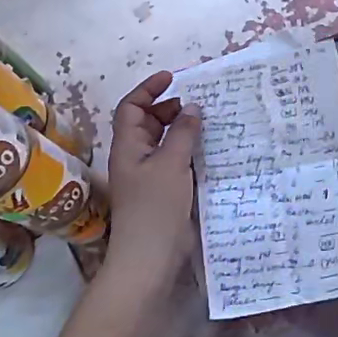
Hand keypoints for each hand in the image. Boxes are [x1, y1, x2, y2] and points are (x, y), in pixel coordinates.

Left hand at [104, 71, 201, 287]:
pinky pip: (175, 160)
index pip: (132, 107)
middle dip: (169, 108)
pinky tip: (209, 150)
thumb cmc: (155, 206)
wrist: (150, 258)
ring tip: (208, 122)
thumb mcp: (171, 164)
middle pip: (148, 122)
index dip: (149, 89)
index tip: (173, 78)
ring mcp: (149, 176)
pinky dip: (189, 150)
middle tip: (198, 103)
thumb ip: (182, 133)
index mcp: (128, 146)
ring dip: (182, 129)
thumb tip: (192, 108)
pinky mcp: (164, 192)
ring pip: (163, 142)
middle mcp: (135, 157)